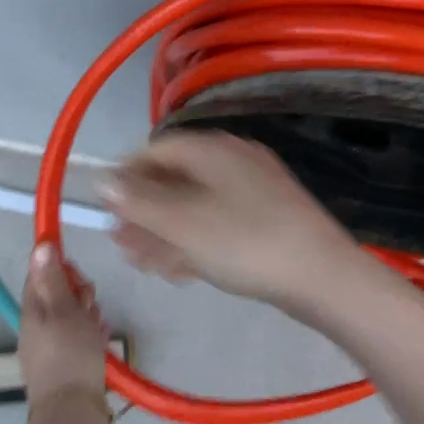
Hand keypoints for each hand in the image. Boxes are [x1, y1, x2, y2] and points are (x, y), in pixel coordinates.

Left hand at [18, 243, 107, 407]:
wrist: (72, 411)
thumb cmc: (69, 354)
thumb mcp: (64, 310)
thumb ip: (54, 279)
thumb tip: (40, 245)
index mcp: (32, 311)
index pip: (40, 274)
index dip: (59, 266)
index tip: (76, 274)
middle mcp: (37, 326)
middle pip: (59, 293)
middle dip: (80, 292)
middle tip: (89, 302)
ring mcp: (50, 345)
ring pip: (72, 313)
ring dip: (88, 312)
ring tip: (97, 324)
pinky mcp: (65, 361)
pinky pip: (78, 334)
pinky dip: (90, 332)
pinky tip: (100, 338)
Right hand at [103, 131, 364, 305]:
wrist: (320, 273)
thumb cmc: (244, 242)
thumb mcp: (183, 223)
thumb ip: (139, 201)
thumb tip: (104, 178)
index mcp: (212, 149)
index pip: (156, 149)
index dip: (127, 176)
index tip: (106, 210)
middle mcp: (232, 158)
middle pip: (175, 177)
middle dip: (145, 211)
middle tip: (124, 247)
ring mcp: (252, 187)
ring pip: (196, 203)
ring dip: (166, 231)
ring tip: (147, 265)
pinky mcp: (266, 216)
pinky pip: (219, 220)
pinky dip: (196, 239)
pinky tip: (182, 269)